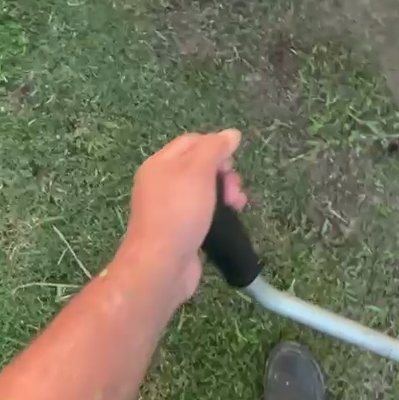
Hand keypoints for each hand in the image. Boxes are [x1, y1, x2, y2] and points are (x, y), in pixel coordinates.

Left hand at [113, 130, 246, 309]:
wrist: (161, 265)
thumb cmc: (179, 211)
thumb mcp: (198, 171)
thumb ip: (215, 148)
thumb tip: (231, 134)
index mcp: (160, 164)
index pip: (192, 142)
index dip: (215, 146)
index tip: (232, 161)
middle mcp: (162, 183)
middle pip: (200, 166)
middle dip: (224, 173)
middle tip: (234, 188)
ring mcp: (171, 208)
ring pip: (205, 190)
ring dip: (226, 193)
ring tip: (238, 205)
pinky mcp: (181, 230)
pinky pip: (204, 212)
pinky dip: (219, 212)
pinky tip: (231, 219)